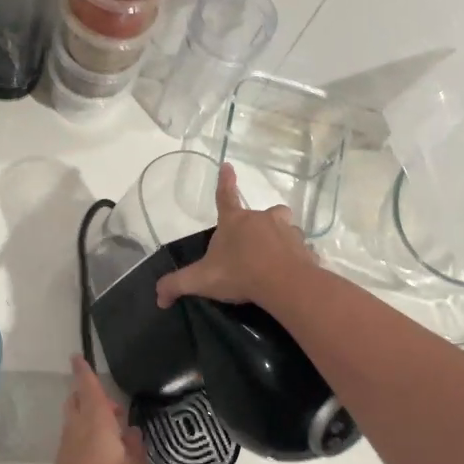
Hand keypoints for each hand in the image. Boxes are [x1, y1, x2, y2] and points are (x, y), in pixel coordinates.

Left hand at [32, 356, 150, 463]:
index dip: (84, 371)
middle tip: (111, 401)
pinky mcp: (65, 463)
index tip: (77, 356)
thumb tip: (132, 432)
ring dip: (90, 413)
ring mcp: (68, 446)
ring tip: (115, 425)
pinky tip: (106, 449)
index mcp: (96, 423)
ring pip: (76, 417)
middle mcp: (78, 428)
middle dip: (89, 393)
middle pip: (77, 400)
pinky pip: (76, 435)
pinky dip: (89, 430)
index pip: (88, 388)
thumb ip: (136, 448)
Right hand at [155, 163, 315, 309]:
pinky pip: (300, 252)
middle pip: (262, 214)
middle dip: (258, 226)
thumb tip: (159, 298)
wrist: (283, 283)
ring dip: (280, 240)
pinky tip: (291, 274)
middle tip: (252, 247)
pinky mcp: (304, 249)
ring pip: (285, 230)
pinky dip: (296, 259)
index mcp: (235, 222)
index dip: (225, 182)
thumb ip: (176, 285)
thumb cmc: (239, 273)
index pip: (225, 197)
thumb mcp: (200, 280)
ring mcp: (287, 232)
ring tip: (273, 260)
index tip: (228, 165)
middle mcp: (262, 220)